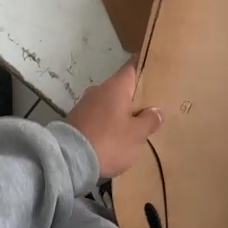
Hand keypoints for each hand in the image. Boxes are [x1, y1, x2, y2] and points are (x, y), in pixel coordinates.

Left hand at [67, 63, 164, 178]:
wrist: (69, 159)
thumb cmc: (109, 142)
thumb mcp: (136, 134)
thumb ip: (150, 120)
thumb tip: (158, 110)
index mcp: (115, 87)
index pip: (132, 68)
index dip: (144, 68)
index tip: (156, 71)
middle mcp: (99, 89)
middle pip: (121, 87)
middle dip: (135, 95)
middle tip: (152, 105)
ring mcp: (85, 103)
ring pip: (109, 102)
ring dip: (121, 110)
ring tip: (136, 123)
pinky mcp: (76, 118)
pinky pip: (98, 114)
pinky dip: (108, 121)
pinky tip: (116, 134)